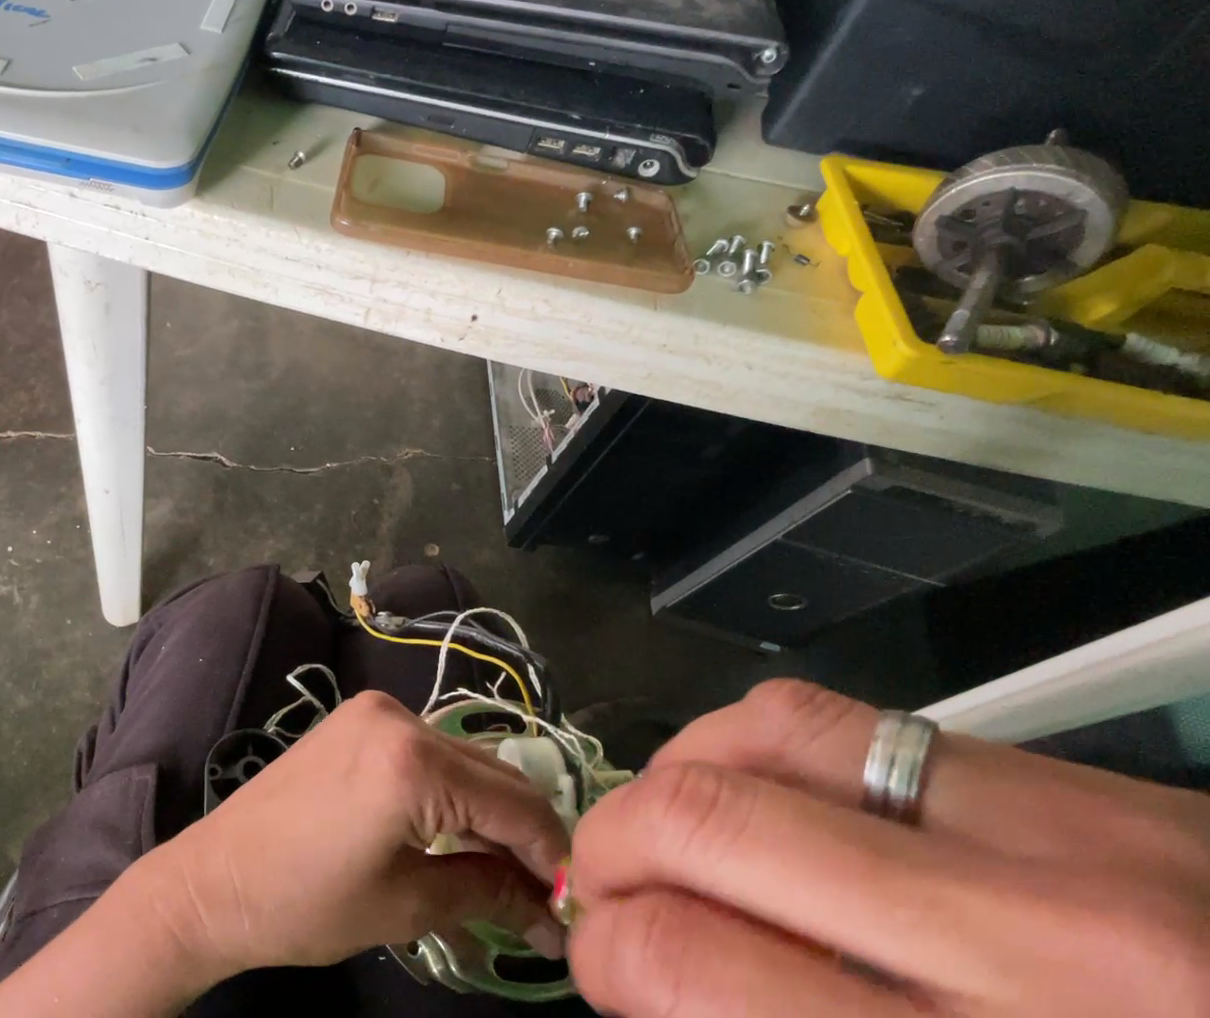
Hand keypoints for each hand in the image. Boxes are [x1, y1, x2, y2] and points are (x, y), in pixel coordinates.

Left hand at [139, 690, 572, 977]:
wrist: (213, 880)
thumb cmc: (302, 902)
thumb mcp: (403, 906)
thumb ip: (486, 893)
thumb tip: (549, 915)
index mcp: (413, 760)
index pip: (517, 805)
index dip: (554, 858)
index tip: (572, 908)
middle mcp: (399, 717)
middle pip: (495, 774)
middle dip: (526, 836)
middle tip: (544, 900)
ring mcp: (373, 711)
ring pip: (463, 760)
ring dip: (491, 814)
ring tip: (506, 877)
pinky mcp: (356, 720)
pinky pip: (428, 751)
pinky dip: (452, 791)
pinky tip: (459, 835)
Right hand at [567, 679, 1209, 1016]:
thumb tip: (661, 978)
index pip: (694, 960)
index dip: (607, 956)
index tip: (602, 965)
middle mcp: (1040, 942)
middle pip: (705, 818)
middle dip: (610, 853)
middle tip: (606, 895)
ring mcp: (1078, 835)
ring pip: (765, 733)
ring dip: (670, 780)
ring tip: (664, 831)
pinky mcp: (1093, 783)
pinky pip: (854, 719)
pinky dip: (756, 745)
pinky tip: (760, 792)